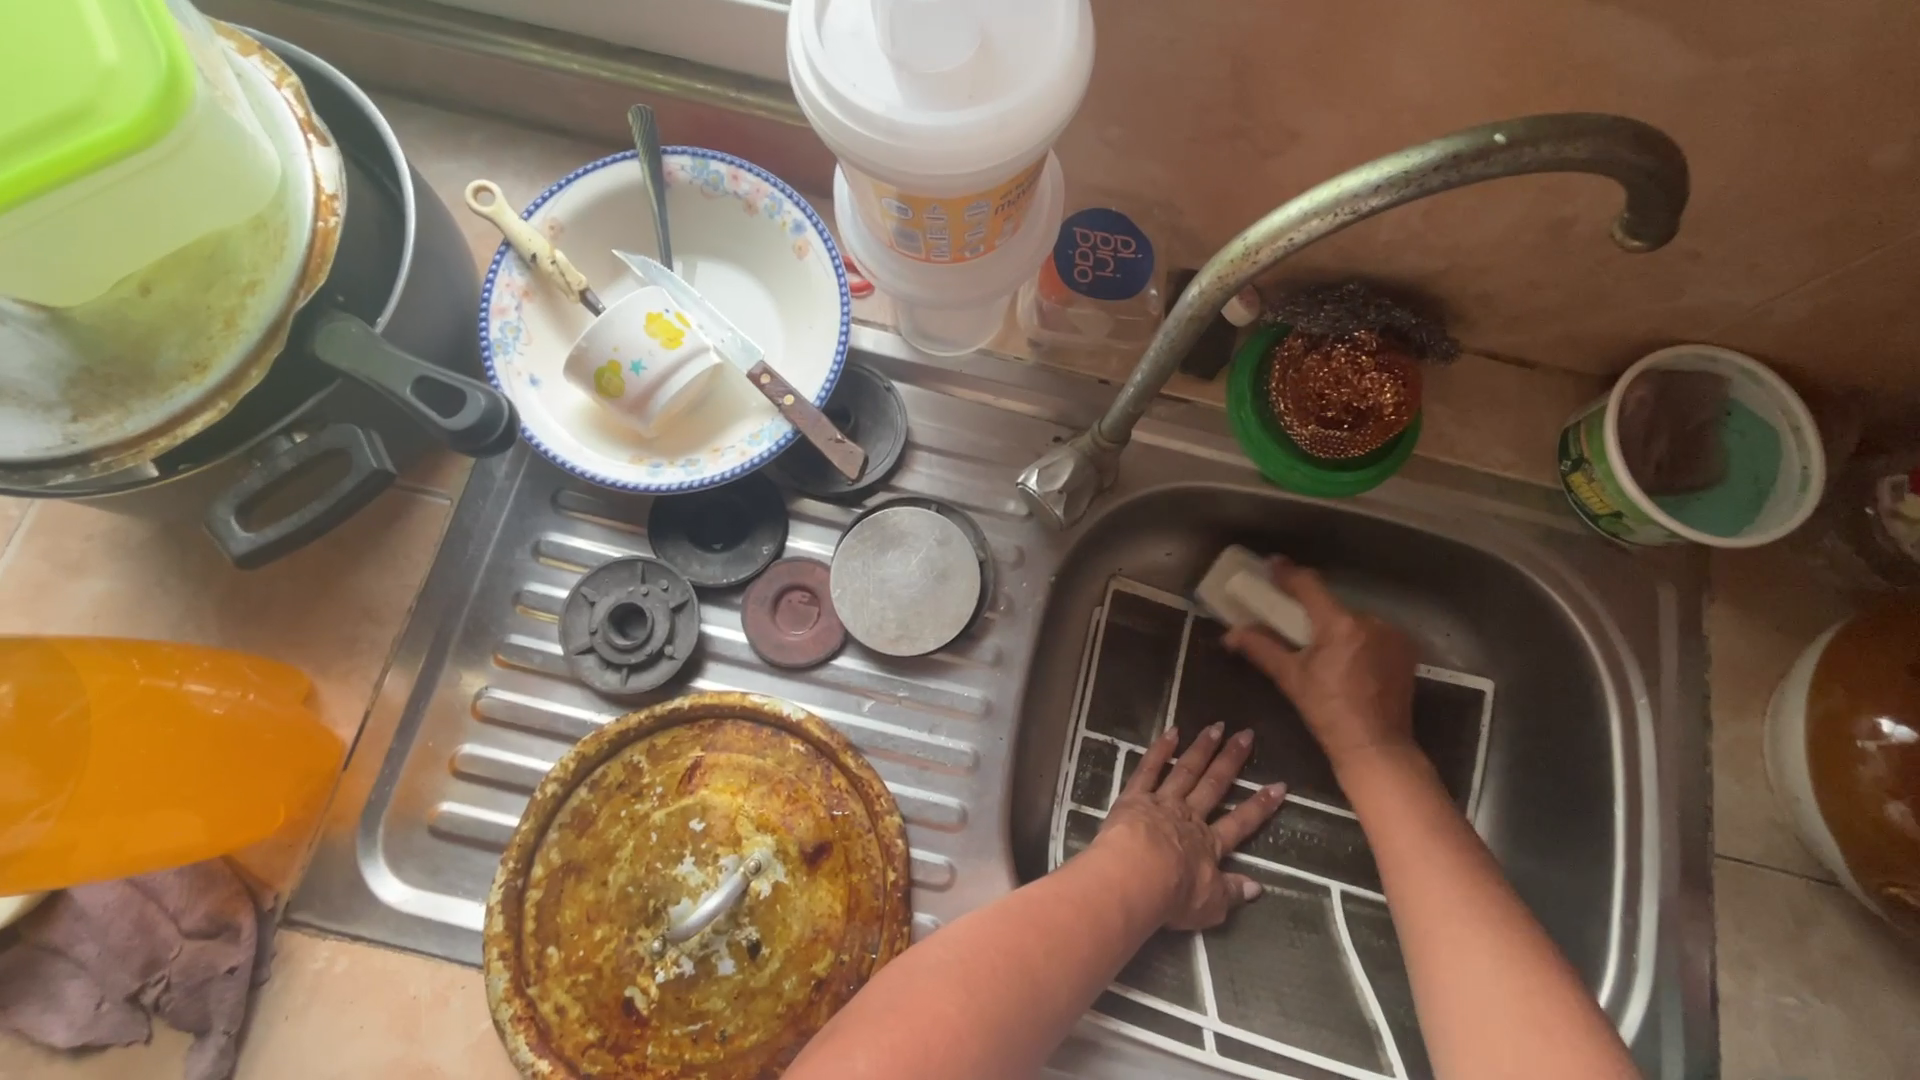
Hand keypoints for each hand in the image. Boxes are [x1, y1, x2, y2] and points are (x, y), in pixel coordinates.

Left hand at [1094, 723, 1287, 930]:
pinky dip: (1160, 750)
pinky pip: (1148, 769)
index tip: (1279, 784)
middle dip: (1231, 760)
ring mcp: (1162, 802)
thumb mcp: (1210, 905)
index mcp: (1209, 844)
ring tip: (1216, 726)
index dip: (1261, 805)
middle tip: (1246, 735)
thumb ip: (1232, 893)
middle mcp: (1189, 816)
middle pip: (1215, 785)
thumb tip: (1258, 888)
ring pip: (1186, 770)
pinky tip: (1172, 732)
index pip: (1241, 822)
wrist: (1133, 876)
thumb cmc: (1172, 896)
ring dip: (1202, 748)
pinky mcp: (1134, 796)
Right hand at [1222, 558, 1419, 774]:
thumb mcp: (1290, 678)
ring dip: (1336, 627)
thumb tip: (1231, 634)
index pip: (1309, 585)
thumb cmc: (1327, 712)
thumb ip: (1261, 648)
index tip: (1272, 564)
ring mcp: (1393, 635)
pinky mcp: (1406, 650)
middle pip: (1332, 605)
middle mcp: (1370, 621)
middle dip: (1312, 611)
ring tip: (1323, 649)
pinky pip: (1373, 633)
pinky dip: (1358, 639)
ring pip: (1353, 620)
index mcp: (1339, 625)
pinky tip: (1348, 660)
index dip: (1287, 573)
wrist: (1376, 746)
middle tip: (1294, 624)